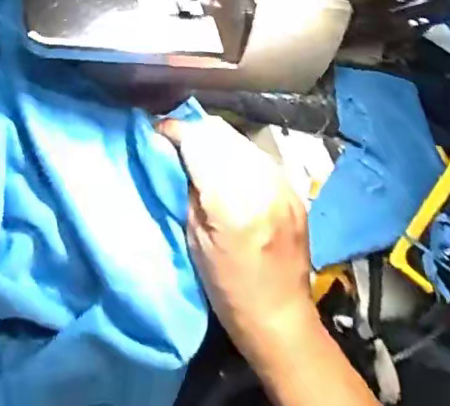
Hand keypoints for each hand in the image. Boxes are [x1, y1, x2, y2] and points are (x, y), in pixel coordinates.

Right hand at [157, 117, 315, 349]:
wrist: (282, 319)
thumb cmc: (229, 291)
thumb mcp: (195, 241)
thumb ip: (187, 190)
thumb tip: (175, 154)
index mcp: (233, 203)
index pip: (199, 143)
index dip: (174, 130)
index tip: (156, 131)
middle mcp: (261, 183)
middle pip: (219, 132)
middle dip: (193, 131)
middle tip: (174, 142)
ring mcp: (282, 182)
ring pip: (238, 138)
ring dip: (214, 139)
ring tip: (198, 152)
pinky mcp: (292, 186)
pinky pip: (256, 153)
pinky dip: (236, 152)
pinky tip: (226, 167)